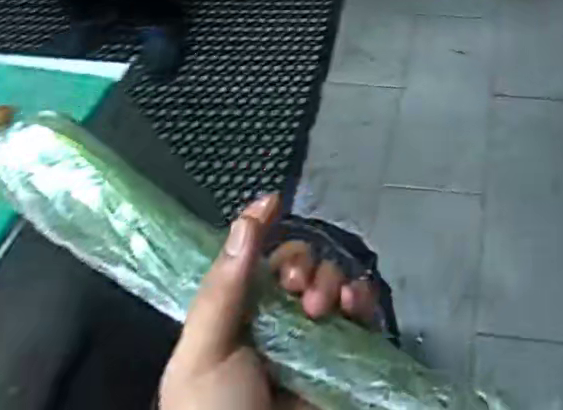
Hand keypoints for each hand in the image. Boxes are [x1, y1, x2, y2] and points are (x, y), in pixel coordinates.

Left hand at [161, 195, 381, 409]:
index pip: (253, 258)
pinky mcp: (345, 360)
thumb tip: (248, 217)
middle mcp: (275, 323)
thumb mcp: (201, 357)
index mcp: (235, 318)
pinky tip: (354, 304)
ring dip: (330, 278)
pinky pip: (360, 313)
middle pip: (296, 264)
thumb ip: (223, 288)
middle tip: (298, 288)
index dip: (262, 230)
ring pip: (330, 281)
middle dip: (302, 262)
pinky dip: (361, 297)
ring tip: (324, 305)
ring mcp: (312, 341)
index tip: (274, 203)